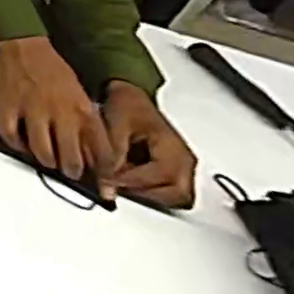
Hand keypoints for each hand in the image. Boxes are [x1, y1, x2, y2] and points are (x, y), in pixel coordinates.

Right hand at [0, 37, 116, 199]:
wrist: (24, 45)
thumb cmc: (53, 68)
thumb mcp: (81, 94)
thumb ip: (87, 123)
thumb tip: (92, 151)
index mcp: (82, 110)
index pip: (101, 153)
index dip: (103, 171)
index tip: (102, 178)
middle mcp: (60, 113)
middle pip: (70, 158)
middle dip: (73, 170)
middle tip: (71, 169)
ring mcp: (32, 109)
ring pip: (41, 151)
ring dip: (46, 160)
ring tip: (47, 158)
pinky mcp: (8, 104)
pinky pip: (9, 134)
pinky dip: (15, 144)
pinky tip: (20, 142)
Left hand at [102, 81, 197, 208]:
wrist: (129, 97)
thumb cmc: (126, 105)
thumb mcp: (116, 122)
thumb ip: (114, 150)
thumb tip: (108, 175)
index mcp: (174, 148)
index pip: (161, 175)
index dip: (133, 181)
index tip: (108, 181)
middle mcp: (185, 161)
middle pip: (177, 194)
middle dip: (144, 193)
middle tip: (114, 184)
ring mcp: (184, 168)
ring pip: (177, 197)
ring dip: (149, 195)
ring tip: (121, 181)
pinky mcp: (176, 170)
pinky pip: (171, 191)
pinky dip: (151, 190)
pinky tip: (129, 178)